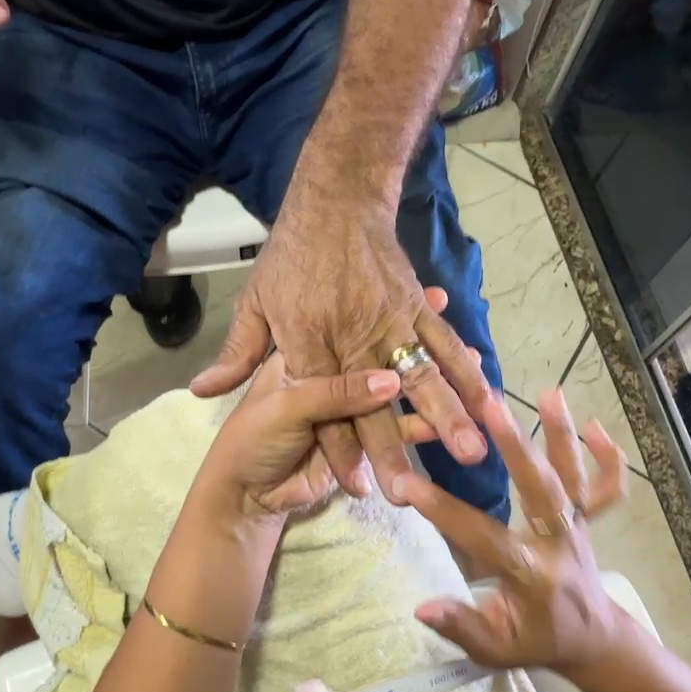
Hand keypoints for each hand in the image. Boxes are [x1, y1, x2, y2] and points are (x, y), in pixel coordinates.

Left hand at [191, 204, 492, 508]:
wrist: (336, 202)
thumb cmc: (290, 256)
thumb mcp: (254, 303)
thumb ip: (236, 354)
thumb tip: (202, 392)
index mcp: (309, 344)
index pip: (323, 406)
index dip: (339, 448)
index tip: (355, 486)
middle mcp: (353, 340)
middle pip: (374, 404)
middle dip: (395, 448)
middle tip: (412, 489)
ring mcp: (390, 324)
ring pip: (422, 377)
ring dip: (449, 415)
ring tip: (472, 450)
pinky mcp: (416, 309)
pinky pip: (444, 346)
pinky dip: (467, 373)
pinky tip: (488, 401)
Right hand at [397, 389, 630, 674]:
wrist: (593, 640)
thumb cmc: (536, 642)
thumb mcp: (494, 648)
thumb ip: (460, 625)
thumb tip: (421, 608)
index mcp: (531, 575)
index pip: (482, 536)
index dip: (443, 510)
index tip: (407, 484)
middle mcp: (559, 543)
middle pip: (540, 489)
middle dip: (516, 445)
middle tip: (490, 405)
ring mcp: (578, 528)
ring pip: (574, 477)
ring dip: (562, 434)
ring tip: (550, 392)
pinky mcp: (589, 520)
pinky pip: (606, 488)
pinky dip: (607, 458)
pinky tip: (594, 426)